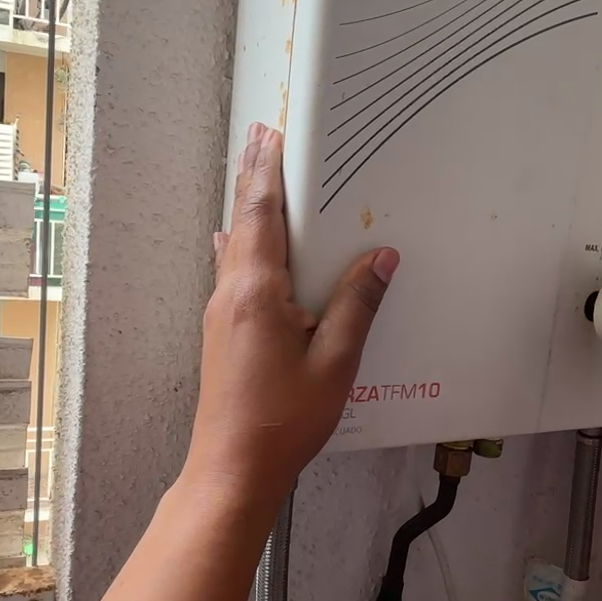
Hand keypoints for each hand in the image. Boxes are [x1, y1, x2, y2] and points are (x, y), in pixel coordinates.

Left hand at [184, 122, 399, 501]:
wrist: (234, 466)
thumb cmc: (286, 418)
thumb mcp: (336, 359)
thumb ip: (358, 303)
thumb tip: (382, 257)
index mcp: (256, 292)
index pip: (260, 215)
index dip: (266, 172)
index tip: (270, 134)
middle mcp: (230, 294)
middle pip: (241, 222)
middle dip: (252, 178)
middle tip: (260, 138)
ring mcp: (220, 314)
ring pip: (233, 246)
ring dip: (245, 209)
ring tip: (255, 179)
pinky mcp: (221, 333)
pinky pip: (230, 273)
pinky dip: (238, 245)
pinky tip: (232, 246)